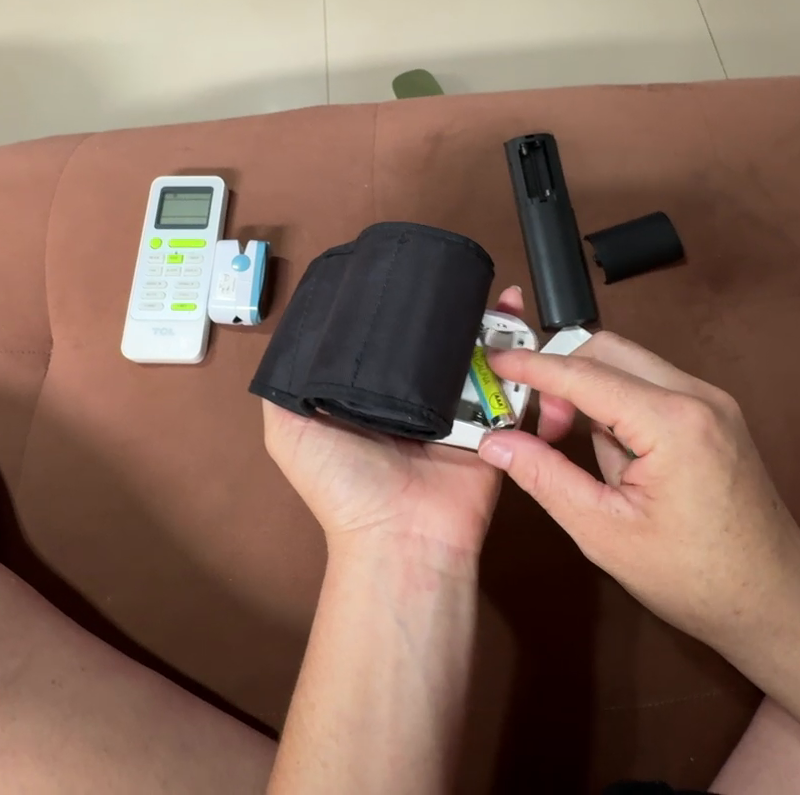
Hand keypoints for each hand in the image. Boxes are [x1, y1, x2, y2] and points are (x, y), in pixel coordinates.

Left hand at [264, 286, 528, 568]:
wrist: (402, 535)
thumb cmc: (342, 484)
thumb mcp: (289, 431)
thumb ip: (285, 384)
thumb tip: (299, 331)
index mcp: (370, 395)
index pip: (380, 338)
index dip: (387, 304)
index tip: (393, 265)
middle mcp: (413, 395)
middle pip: (429, 339)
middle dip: (438, 304)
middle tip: (444, 267)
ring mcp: (456, 405)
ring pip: (469, 350)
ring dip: (480, 315)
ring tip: (482, 281)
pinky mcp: (492, 417)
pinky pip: (505, 375)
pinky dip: (514, 343)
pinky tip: (510, 305)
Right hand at [479, 333, 799, 649]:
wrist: (778, 603)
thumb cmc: (693, 579)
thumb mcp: (603, 532)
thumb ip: (545, 477)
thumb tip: (495, 443)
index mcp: (673, 422)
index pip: (584, 374)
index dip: (531, 365)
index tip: (492, 360)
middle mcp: (697, 395)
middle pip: (607, 351)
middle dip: (563, 377)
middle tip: (543, 429)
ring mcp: (711, 400)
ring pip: (628, 364)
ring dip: (591, 393)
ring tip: (582, 453)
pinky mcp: (714, 413)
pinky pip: (650, 385)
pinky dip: (618, 404)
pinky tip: (618, 456)